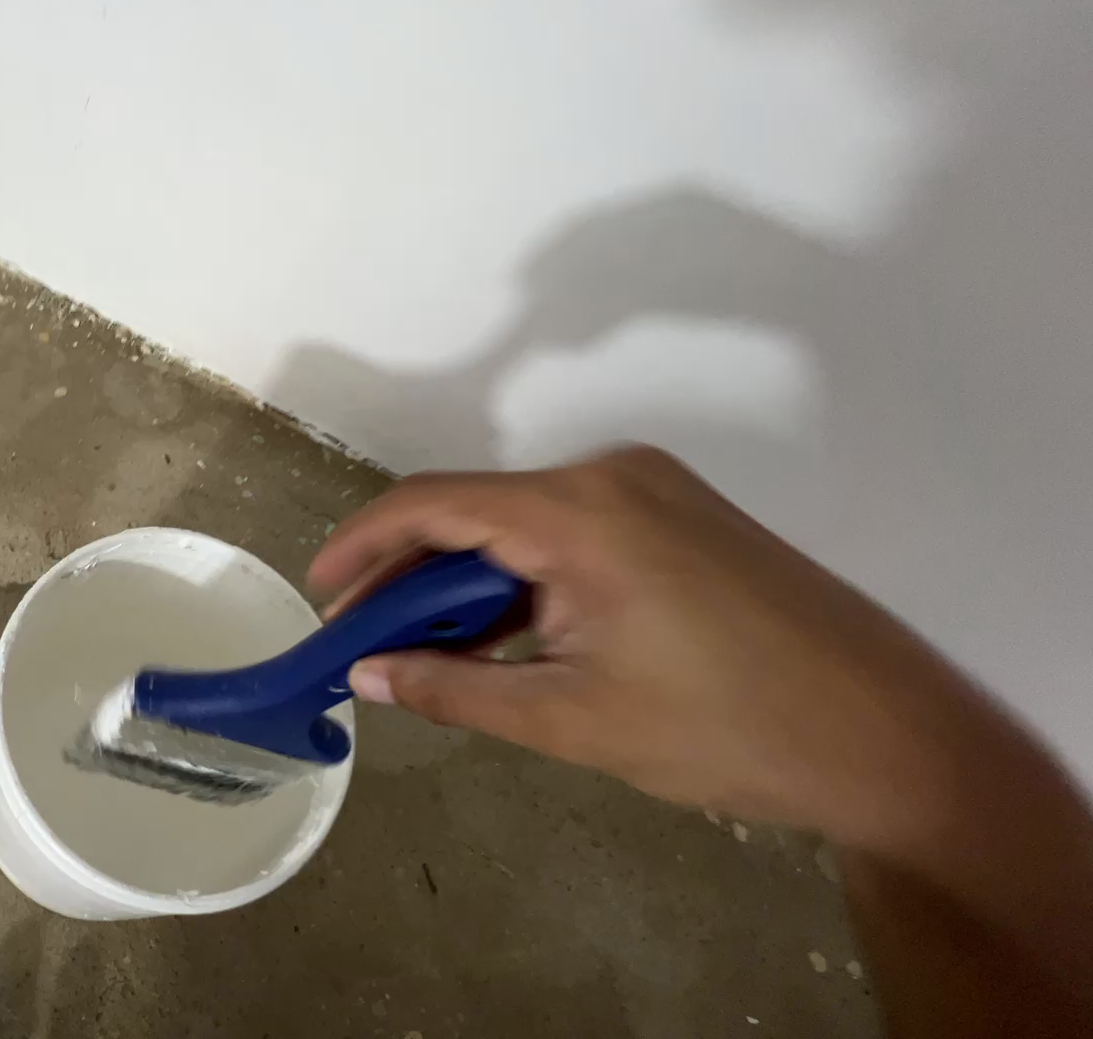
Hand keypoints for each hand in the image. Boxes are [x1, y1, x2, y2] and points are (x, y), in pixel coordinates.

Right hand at [309, 445, 1000, 854]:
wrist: (900, 745)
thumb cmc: (726, 731)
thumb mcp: (566, 719)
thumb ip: (449, 689)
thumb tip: (365, 677)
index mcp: (578, 511)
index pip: (431, 504)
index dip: (361, 544)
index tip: (320, 589)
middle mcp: (606, 477)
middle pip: (467, 511)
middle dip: (406, 574)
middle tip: (362, 635)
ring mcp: (643, 490)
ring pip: (509, 524)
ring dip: (458, 580)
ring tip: (416, 642)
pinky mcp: (666, 515)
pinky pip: (555, 534)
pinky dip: (509, 579)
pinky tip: (488, 630)